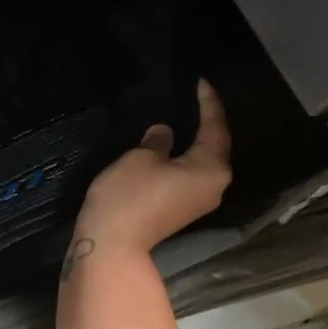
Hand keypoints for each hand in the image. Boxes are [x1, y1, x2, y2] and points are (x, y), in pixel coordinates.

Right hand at [74, 78, 232, 255]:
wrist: (112, 245)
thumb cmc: (128, 197)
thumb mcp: (138, 159)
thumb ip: (157, 141)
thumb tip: (164, 133)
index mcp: (212, 167)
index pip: (215, 127)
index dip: (208, 103)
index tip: (201, 83)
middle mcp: (215, 185)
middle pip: (214, 148)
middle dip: (205, 126)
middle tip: (193, 104)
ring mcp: (199, 202)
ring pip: (200, 165)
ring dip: (193, 147)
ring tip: (182, 128)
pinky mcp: (181, 213)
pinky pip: (187, 180)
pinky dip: (181, 164)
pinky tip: (170, 155)